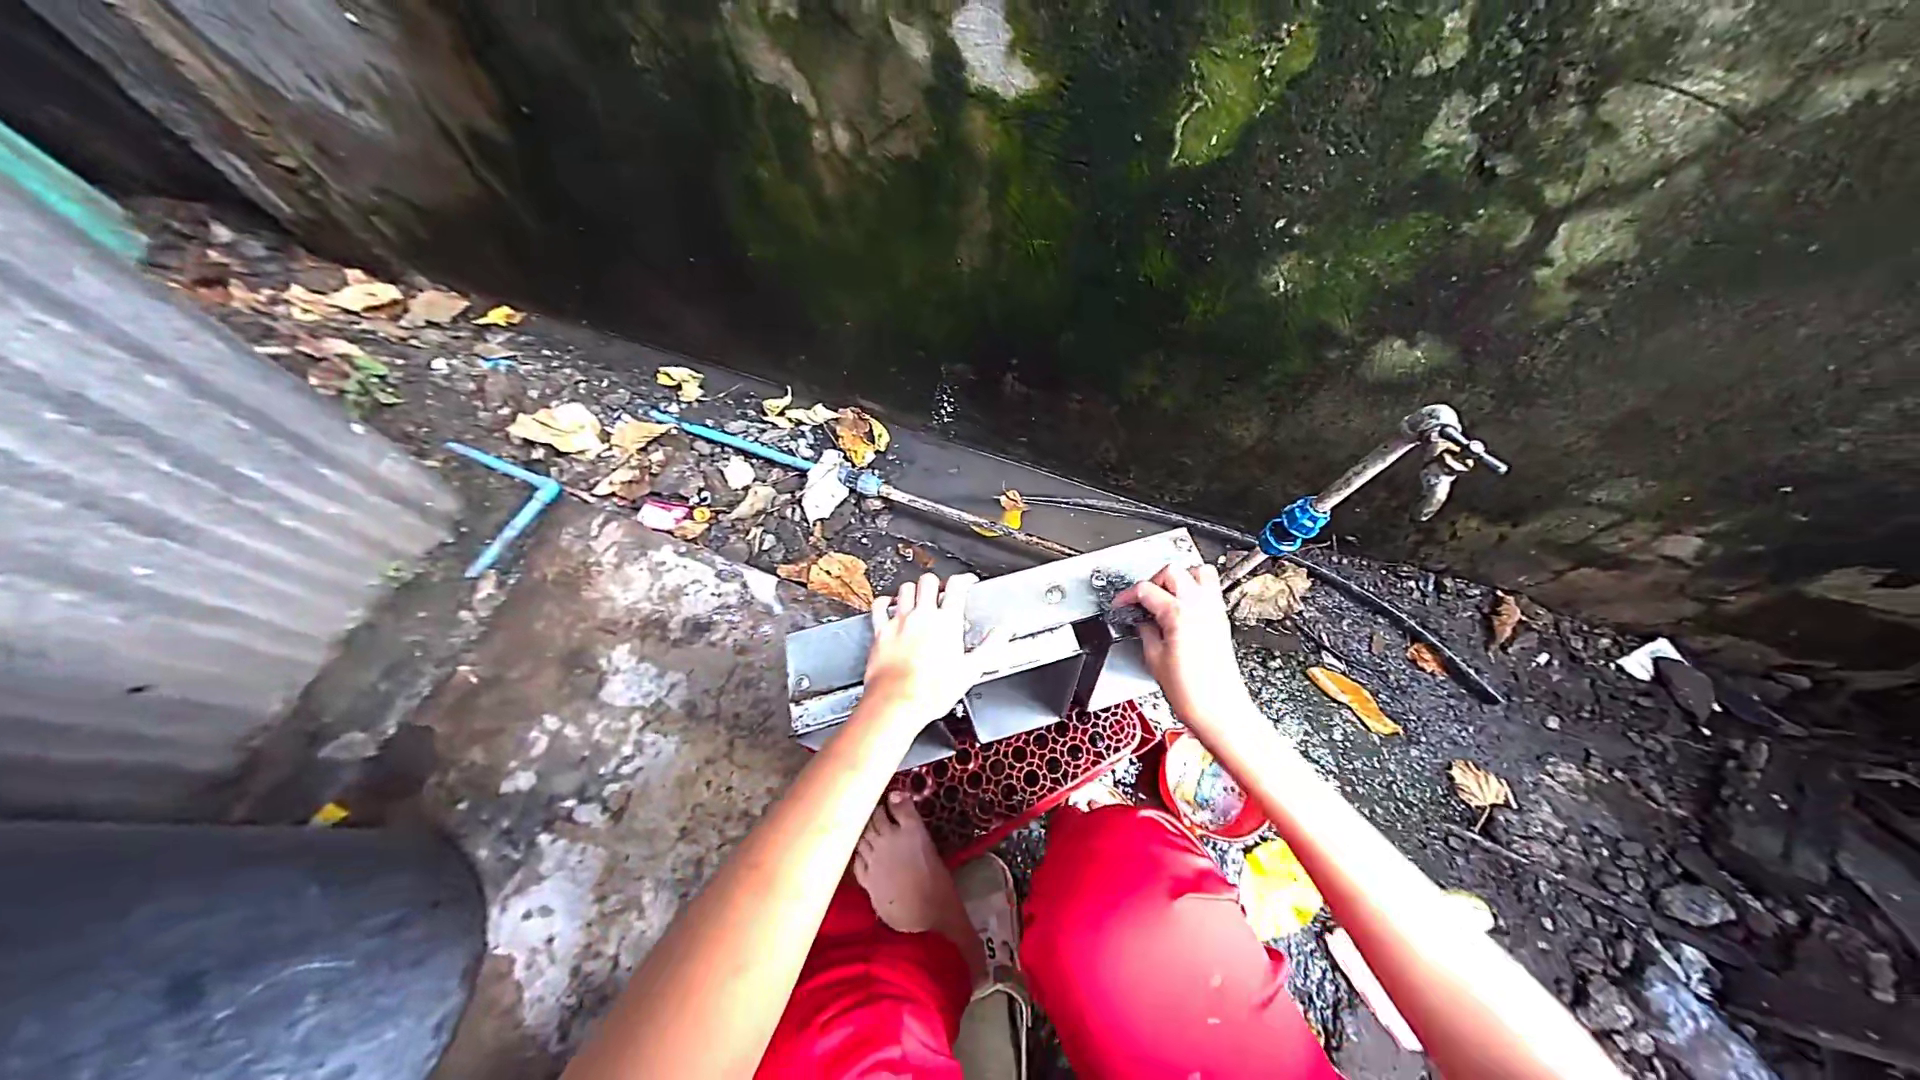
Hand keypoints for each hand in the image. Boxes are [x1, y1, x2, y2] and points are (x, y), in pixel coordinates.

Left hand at [860, 573, 984, 733]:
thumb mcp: (971, 671)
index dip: (964, 580)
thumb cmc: (932, 691)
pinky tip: (888, 605)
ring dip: (913, 590)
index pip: (957, 587)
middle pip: (928, 581)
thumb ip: (989, 647)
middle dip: (936, 583)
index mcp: (947, 623)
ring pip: (905, 589)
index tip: (966, 583)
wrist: (897, 702)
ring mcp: (900, 621)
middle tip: (940, 592)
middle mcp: (922, 616)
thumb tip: (1002, 633)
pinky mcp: (881, 631)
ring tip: (917, 598)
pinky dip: (885, 602)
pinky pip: (880, 606)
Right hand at [1115, 563, 1262, 743]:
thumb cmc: (1192, 691)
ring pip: (1198, 572)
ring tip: (1164, 595)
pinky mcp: (1222, 620)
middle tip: (1142, 598)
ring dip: (1178, 578)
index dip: (1127, 595)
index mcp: (1178, 613)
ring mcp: (1214, 611)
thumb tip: (1141, 621)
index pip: (1145, 589)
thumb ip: (1145, 631)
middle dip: (1152, 581)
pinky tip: (1182, 606)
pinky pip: (1210, 590)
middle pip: (1172, 571)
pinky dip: (1194, 589)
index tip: (1121, 604)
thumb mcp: (1154, 658)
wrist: (1220, 710)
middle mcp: (1200, 606)